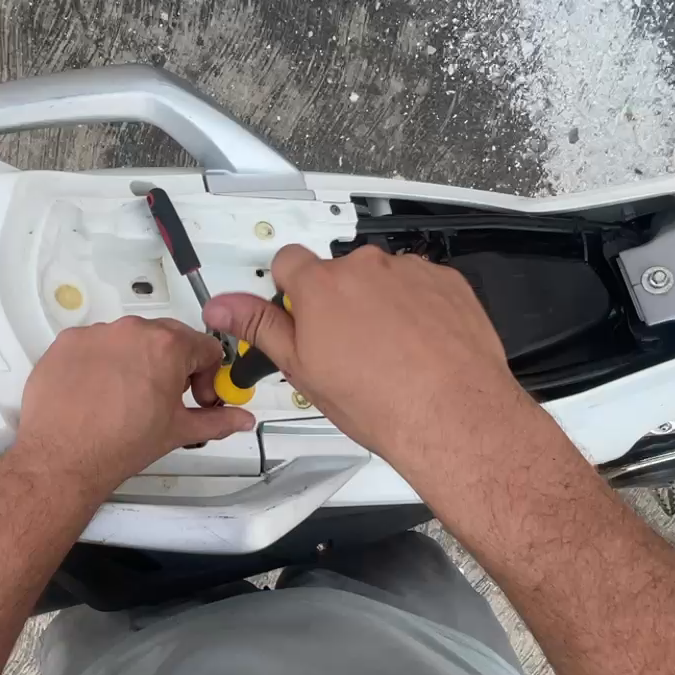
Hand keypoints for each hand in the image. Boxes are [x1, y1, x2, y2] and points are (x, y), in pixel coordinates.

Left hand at [8, 316, 254, 499]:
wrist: (63, 458)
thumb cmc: (120, 444)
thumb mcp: (178, 431)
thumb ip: (217, 420)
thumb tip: (242, 419)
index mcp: (168, 346)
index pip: (206, 347)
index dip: (208, 376)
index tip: (198, 397)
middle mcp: (132, 330)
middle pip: (168, 338)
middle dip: (174, 366)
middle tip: (165, 400)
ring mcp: (96, 334)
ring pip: (130, 341)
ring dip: (137, 363)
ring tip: (128, 400)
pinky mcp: (66, 343)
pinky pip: (95, 345)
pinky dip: (102, 364)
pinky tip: (99, 394)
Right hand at [203, 244, 533, 472]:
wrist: (452, 414)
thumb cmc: (381, 401)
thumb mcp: (303, 369)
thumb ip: (259, 327)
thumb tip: (223, 307)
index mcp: (322, 286)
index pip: (288, 261)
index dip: (290, 291)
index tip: (300, 315)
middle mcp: (366, 268)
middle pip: (338, 273)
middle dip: (338, 303)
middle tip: (345, 349)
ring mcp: (410, 272)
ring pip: (381, 280)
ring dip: (379, 305)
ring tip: (388, 354)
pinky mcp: (447, 282)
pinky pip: (421, 286)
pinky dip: (417, 309)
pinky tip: (418, 347)